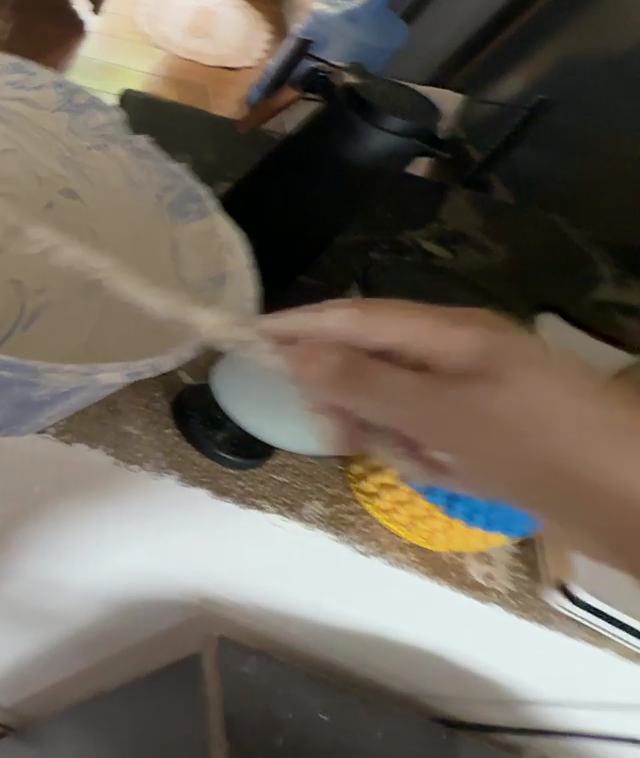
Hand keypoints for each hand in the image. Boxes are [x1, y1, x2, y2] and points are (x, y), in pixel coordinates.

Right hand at [260, 299, 639, 573]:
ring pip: (388, 397)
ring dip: (384, 429)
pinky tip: (442, 471)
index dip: (295, 325)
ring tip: (412, 461)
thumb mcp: (438, 415)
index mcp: (449, 332)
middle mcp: (456, 351)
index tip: (244, 338)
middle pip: (364, 357)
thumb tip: (291, 353)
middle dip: (345, 394)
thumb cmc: (542, 450)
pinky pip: (420, 426)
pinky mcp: (486, 425)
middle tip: (337, 431)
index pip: (350, 316)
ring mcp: (474, 389)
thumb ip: (358, 381)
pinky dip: (418, 449)